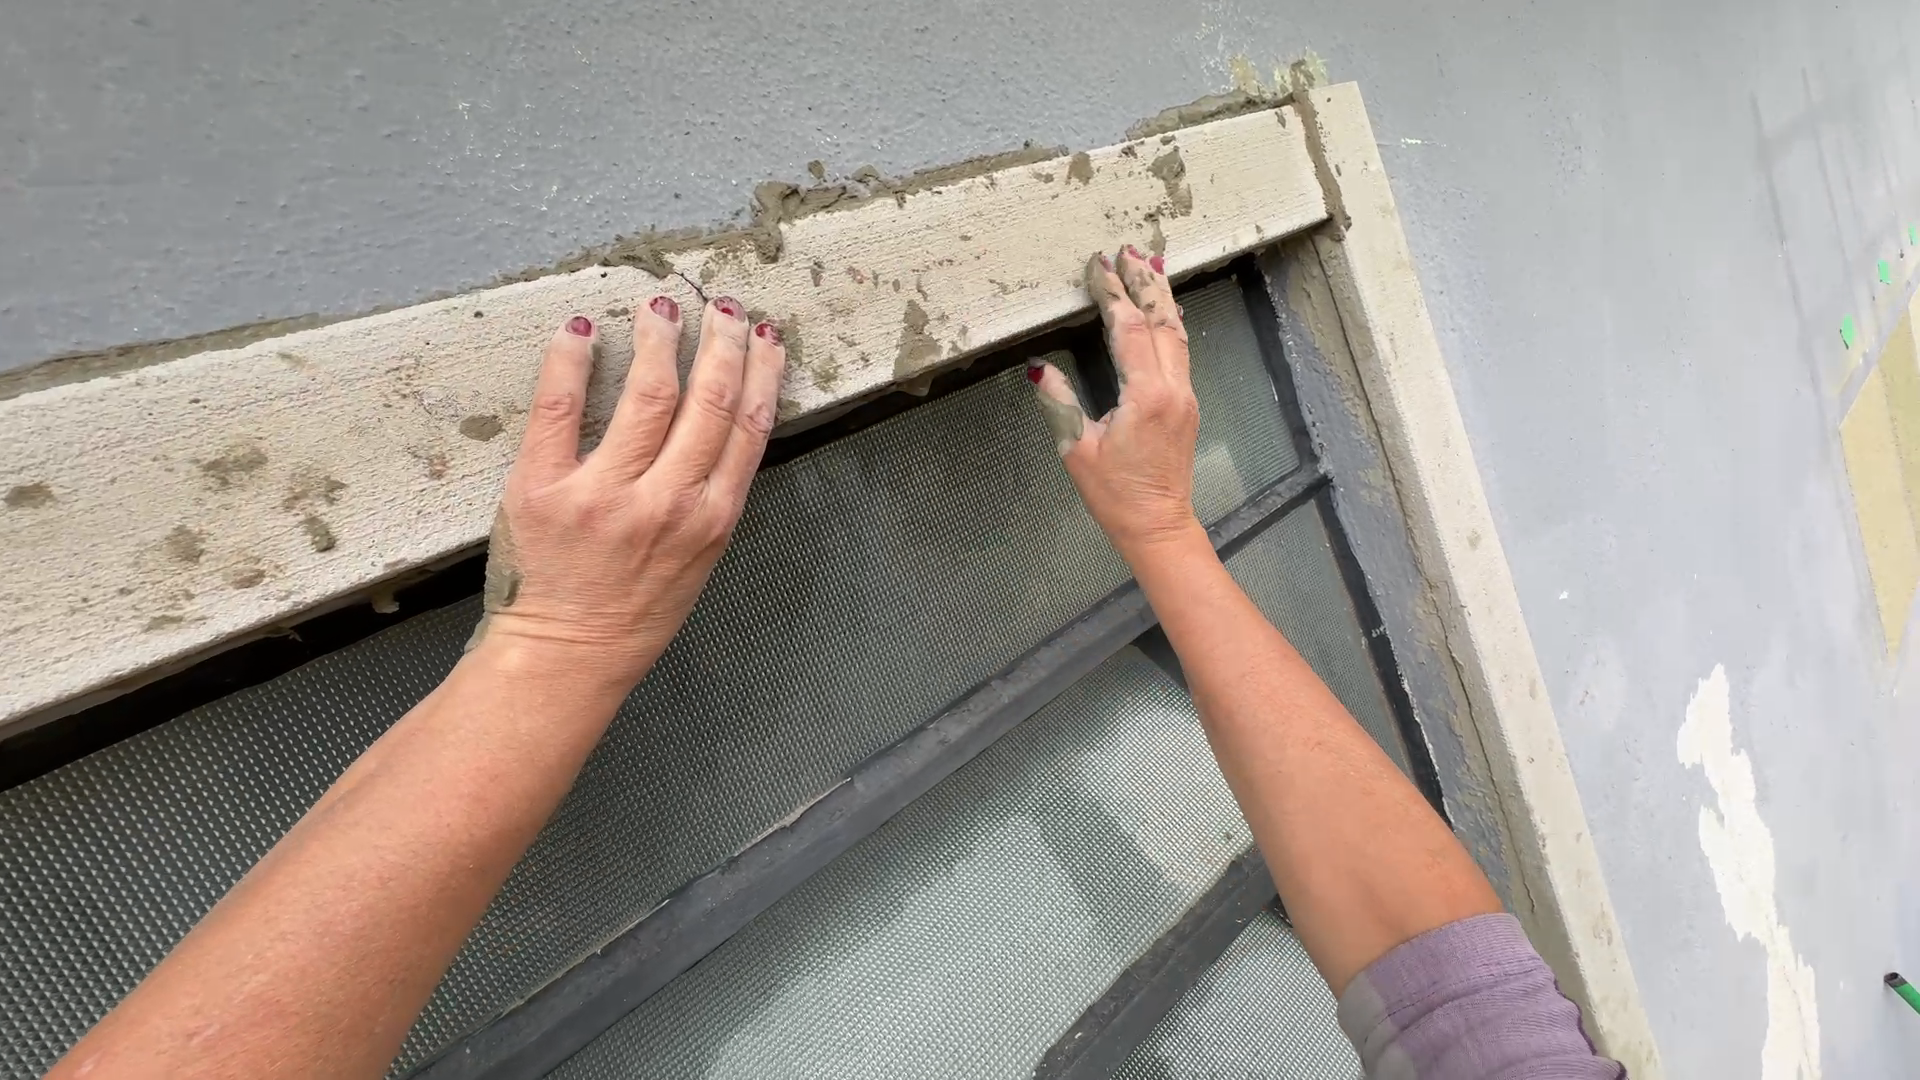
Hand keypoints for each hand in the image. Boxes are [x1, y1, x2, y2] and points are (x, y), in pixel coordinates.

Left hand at [466, 296, 785, 696]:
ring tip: (664, 306)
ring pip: (648, 396)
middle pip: (708, 402)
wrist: (571, 652)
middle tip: (724, 306)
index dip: (761, 373)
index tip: (766, 336)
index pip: (748, 427)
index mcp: (713, 518)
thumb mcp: (702, 557)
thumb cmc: (642, 608)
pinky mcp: (544, 489)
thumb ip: (712, 495)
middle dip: (722, 344)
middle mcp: (669, 501)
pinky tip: (582, 331)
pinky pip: (560, 411)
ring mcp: (606, 493)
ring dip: (660, 340)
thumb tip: (719, 425)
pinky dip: (570, 363)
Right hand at [1030, 246, 1200, 560]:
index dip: (1112, 294)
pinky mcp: (1187, 405)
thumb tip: (1038, 369)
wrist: (1158, 523)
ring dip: (1163, 297)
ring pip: (1178, 333)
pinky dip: (1170, 323)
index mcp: (1146, 395)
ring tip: (1150, 265)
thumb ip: (1061, 403)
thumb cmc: (1115, 494)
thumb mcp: (1077, 449)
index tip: (1098, 265)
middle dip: (1145, 282)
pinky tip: (1163, 312)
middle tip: (1129, 248)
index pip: (1128, 330)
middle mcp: (1173, 388)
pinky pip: (1181, 351)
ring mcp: (1185, 396)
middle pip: (1162, 321)